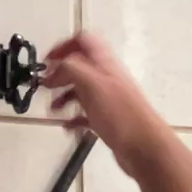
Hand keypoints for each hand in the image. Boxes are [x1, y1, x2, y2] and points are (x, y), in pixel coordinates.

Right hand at [44, 33, 173, 174]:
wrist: (146, 149)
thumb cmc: (119, 115)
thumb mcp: (91, 84)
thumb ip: (70, 68)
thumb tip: (55, 65)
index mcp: (104, 64)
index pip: (83, 41)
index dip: (63, 46)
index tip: (47, 61)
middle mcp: (106, 78)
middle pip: (78, 66)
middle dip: (58, 74)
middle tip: (44, 86)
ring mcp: (107, 99)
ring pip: (79, 90)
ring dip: (62, 96)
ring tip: (52, 109)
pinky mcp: (107, 120)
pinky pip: (84, 113)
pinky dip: (72, 117)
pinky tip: (66, 126)